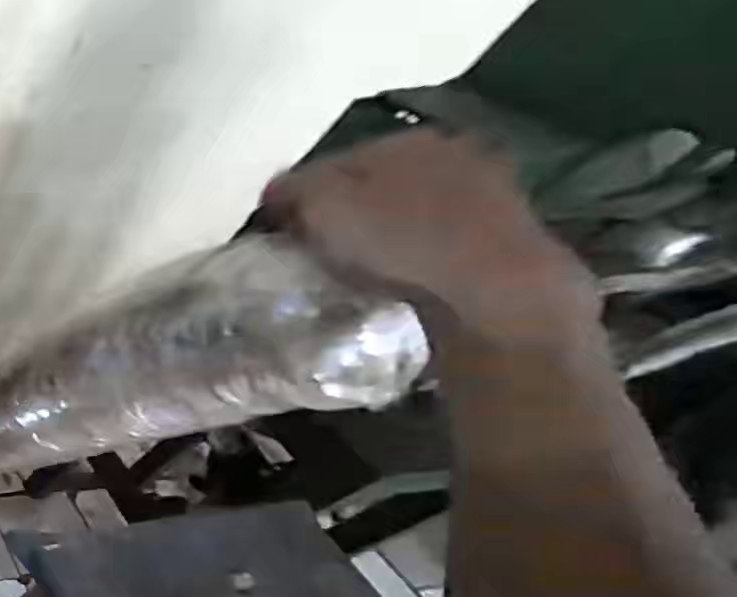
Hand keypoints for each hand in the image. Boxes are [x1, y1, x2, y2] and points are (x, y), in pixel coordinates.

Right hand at [263, 129, 598, 344]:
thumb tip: (276, 188)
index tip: (272, 235)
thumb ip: (294, 189)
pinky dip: (403, 240)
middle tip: (305, 248)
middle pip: (364, 180)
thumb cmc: (395, 245)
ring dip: (371, 224)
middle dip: (333, 208)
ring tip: (346, 260)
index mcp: (396, 140)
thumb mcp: (323, 210)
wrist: (485, 287)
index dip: (291, 200)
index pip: (322, 165)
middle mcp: (441, 147)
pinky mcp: (493, 220)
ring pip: (398, 199)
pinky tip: (390, 266)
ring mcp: (476, 180)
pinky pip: (428, 224)